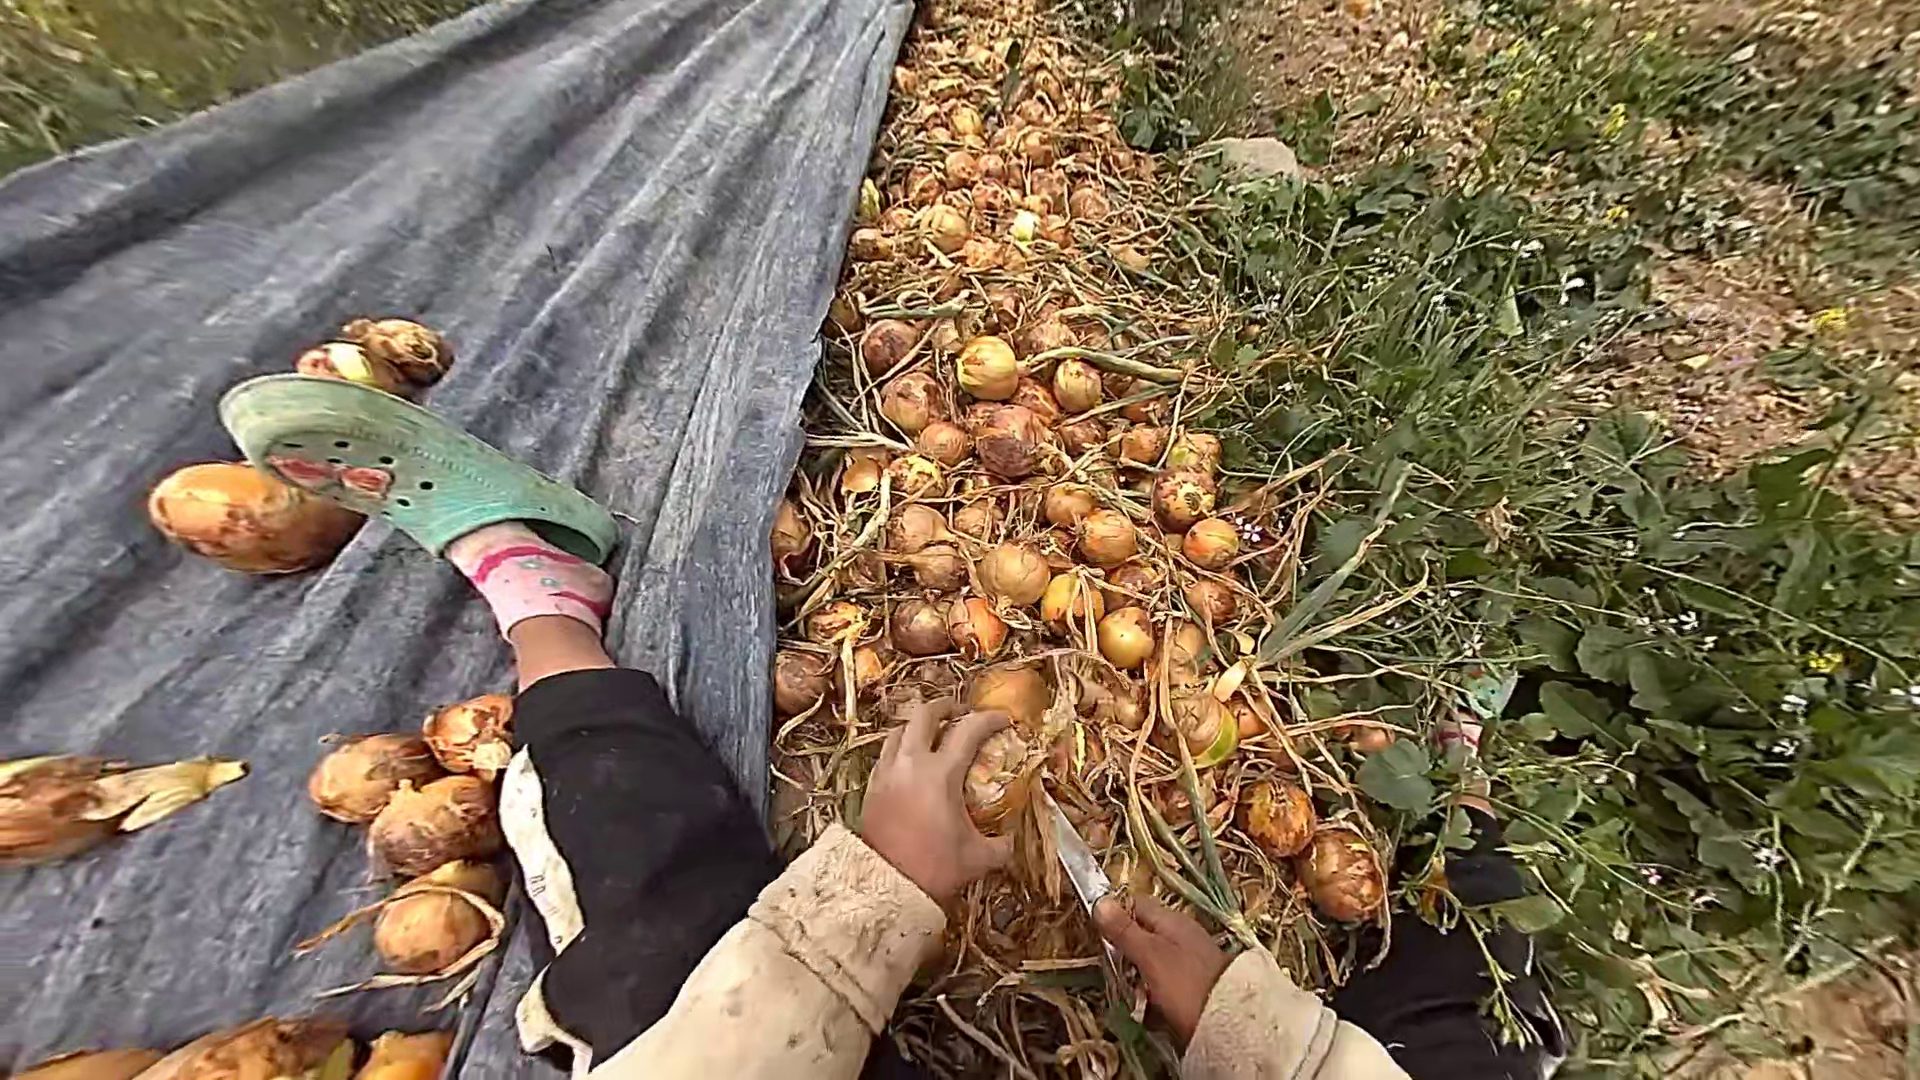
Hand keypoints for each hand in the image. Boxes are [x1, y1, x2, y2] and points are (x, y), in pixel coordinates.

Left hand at [860, 700, 1014, 902]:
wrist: (883, 887)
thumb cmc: (933, 869)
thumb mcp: (978, 858)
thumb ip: (1002, 844)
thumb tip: (1016, 837)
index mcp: (941, 773)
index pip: (969, 729)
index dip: (989, 718)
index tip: (1003, 719)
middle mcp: (912, 762)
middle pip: (926, 714)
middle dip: (946, 706)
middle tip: (961, 712)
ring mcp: (888, 770)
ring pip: (901, 728)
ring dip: (920, 724)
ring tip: (933, 731)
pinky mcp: (872, 784)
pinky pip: (886, 750)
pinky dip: (901, 745)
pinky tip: (910, 759)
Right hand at [1094, 894, 1230, 1046]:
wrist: (1234, 1029)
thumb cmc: (1186, 985)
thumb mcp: (1149, 956)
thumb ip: (1124, 930)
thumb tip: (1099, 900)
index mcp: (1170, 919)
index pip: (1135, 903)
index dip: (1116, 916)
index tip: (1103, 937)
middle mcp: (1181, 934)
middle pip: (1142, 934)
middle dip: (1126, 952)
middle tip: (1118, 973)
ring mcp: (1191, 960)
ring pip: (1152, 961)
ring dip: (1140, 977)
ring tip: (1135, 997)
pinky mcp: (1196, 986)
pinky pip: (1166, 983)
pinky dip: (1156, 994)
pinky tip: (1153, 1011)